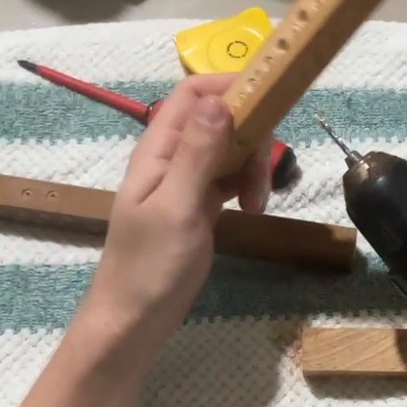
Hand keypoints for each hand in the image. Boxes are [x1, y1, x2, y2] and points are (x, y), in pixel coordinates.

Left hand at [74, 76, 270, 358]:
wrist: (135, 320)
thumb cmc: (149, 267)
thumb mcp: (176, 208)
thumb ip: (197, 154)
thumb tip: (219, 101)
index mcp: (157, 149)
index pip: (194, 94)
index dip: (231, 87)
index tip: (271, 102)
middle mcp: (172, 157)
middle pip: (220, 119)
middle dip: (250, 138)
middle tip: (262, 179)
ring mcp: (186, 181)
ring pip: (229, 148)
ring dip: (252, 167)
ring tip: (257, 205)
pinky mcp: (200, 204)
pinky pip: (229, 177)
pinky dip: (247, 185)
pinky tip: (252, 209)